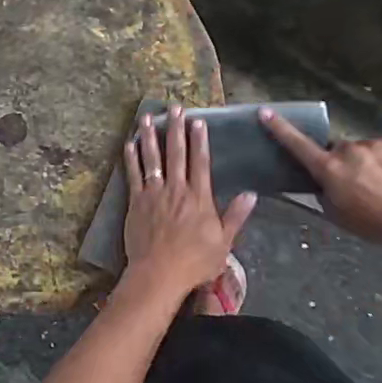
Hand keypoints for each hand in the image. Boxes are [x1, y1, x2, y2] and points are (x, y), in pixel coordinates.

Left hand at [121, 106, 256, 300]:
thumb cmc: (194, 262)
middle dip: (176, 129)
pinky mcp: (136, 202)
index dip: (200, 140)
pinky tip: (130, 143)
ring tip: (148, 117)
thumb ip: (236, 216)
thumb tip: (251, 195)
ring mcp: (154, 194)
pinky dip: (131, 158)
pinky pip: (133, 175)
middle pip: (177, 153)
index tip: (198, 121)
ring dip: (151, 136)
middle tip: (175, 108)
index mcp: (199, 197)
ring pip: (152, 158)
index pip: (200, 162)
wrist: (159, 274)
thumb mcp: (223, 242)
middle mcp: (177, 189)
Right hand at [260, 108, 381, 252]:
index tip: (266, 113)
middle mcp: (352, 150)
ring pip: (375, 153)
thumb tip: (325, 185)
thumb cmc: (380, 225)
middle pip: (346, 154)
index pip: (300, 146)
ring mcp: (381, 144)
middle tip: (369, 190)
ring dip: (381, 167)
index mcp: (331, 169)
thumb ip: (328, 196)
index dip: (280, 129)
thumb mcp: (343, 218)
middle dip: (353, 166)